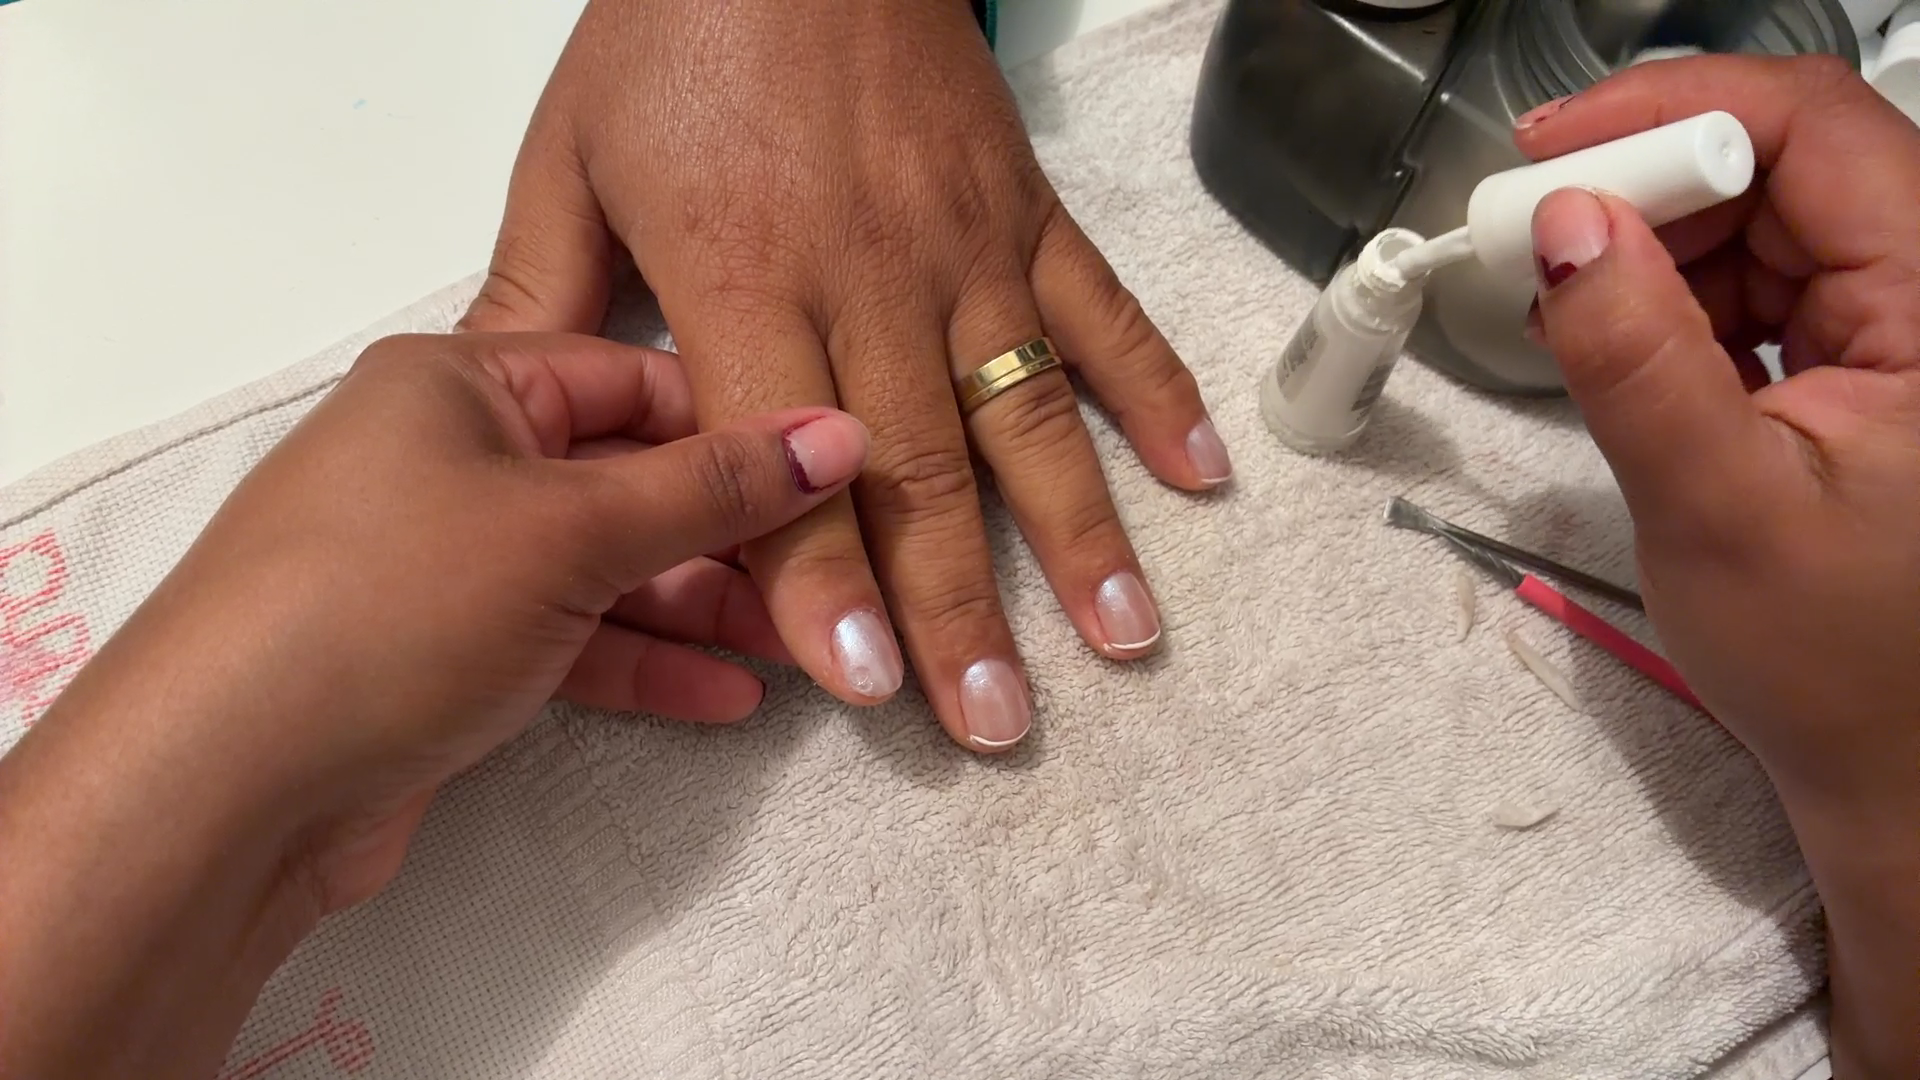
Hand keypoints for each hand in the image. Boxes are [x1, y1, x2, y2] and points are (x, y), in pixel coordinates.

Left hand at [0, 333, 868, 1076]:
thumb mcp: (575, 528)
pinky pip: (586, 636)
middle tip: (821, 577)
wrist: (221, 805)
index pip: (640, 380)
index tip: (825, 473)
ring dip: (705, 611)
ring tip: (793, 647)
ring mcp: (469, 557)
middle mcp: (467, 458)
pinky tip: (731, 696)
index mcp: (470, 384)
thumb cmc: (400, 606)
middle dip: (732, 539)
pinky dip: (655, 663)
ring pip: (620, 569)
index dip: (737, 424)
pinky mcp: (470, 643)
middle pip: (638, 483)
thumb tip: (845, 435)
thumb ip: (718, 485)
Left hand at [460, 0, 1230, 751]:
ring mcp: (970, 249)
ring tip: (1124, 636)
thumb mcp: (573, 162)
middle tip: (994, 721)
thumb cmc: (675, 39)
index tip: (868, 685)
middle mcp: (871, 278)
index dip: (823, 581)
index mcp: (744, 275)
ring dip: (1081, 534)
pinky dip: (1158, 393)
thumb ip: (550, 303)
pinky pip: (1105, 311)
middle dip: (960, 608)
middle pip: (921, 472)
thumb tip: (525, 417)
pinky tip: (1200, 472)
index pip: (781, 463)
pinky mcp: (1032, 216)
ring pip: (1028, 413)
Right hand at [1519, 55, 1919, 1074]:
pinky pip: (1742, 294)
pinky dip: (1660, 299)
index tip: (1538, 147)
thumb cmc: (1828, 649)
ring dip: (1643, 246)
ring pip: (1755, 230)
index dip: (1675, 111)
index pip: (1820, 130)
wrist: (1901, 757)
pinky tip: (1605, 333)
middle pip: (1784, 168)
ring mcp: (1891, 327)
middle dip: (1642, 183)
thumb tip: (1557, 227)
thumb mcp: (1708, 496)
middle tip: (1518, 233)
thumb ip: (1629, 355)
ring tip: (1550, 296)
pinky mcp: (1842, 365)